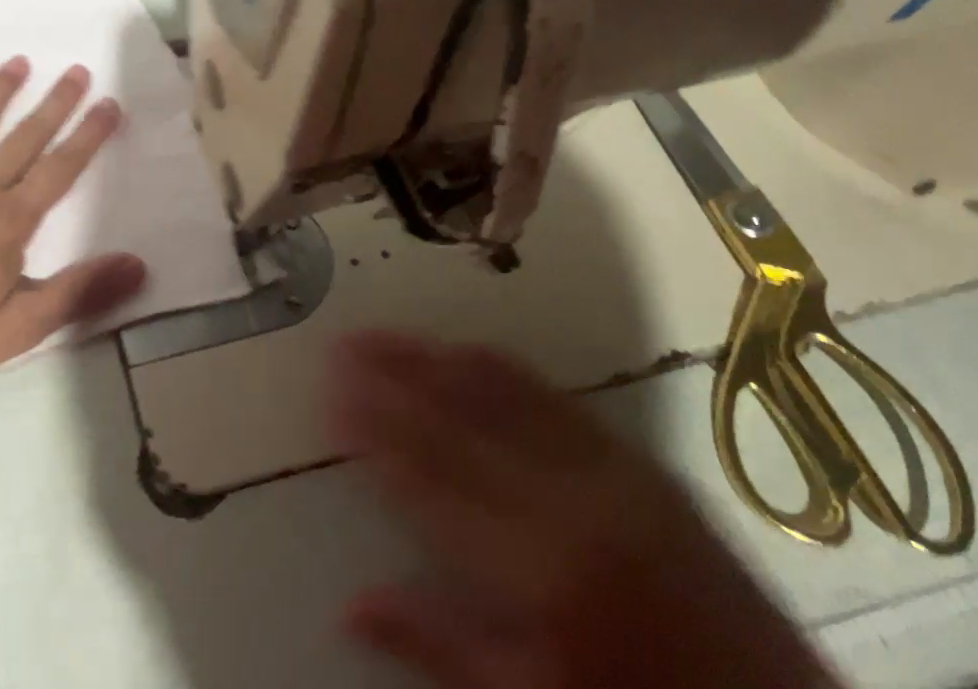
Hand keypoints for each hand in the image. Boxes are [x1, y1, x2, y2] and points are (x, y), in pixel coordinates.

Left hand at [0, 57, 146, 420]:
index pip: (59, 170)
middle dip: (53, 104)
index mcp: (7, 224)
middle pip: (22, 139)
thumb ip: (78, 292)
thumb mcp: (19, 329)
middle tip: (77, 70)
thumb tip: (138, 263)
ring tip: (18, 62)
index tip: (110, 103)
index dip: (88, 136)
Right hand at [328, 331, 837, 688]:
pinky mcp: (645, 466)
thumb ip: (438, 645)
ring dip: (440, 360)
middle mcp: (574, 499)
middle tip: (346, 341)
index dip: (375, 431)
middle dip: (397, 375)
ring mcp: (616, 474)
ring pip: (508, 396)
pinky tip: (470, 353)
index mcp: (538, 562)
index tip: (331, 394)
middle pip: (463, 419)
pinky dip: (502, 371)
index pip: (430, 477)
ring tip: (390, 333)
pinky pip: (559, 401)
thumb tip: (351, 606)